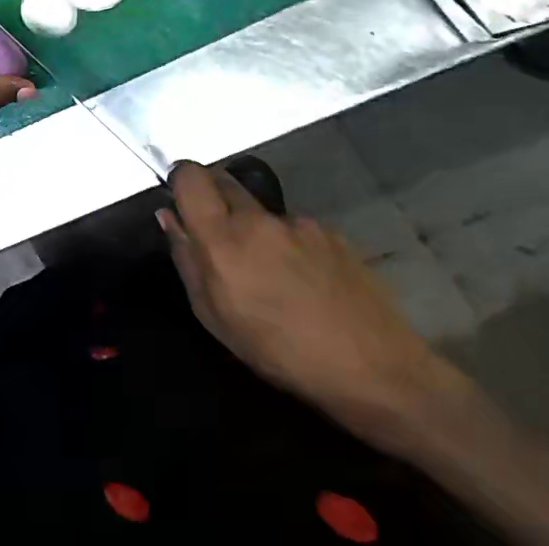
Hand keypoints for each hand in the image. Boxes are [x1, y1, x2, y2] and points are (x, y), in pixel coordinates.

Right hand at [159, 161, 448, 439]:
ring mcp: (300, 224)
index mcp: (222, 237)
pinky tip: (305, 282)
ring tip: (272, 274)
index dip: (180, 180)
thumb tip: (169, 217)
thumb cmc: (280, 351)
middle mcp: (258, 219)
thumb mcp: (213, 315)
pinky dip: (289, 245)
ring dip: (254, 228)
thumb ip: (186, 259)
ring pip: (260, 211)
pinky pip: (295, 229)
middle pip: (223, 181)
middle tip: (219, 238)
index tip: (181, 201)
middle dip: (213, 199)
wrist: (379, 373)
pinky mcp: (334, 235)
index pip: (190, 176)